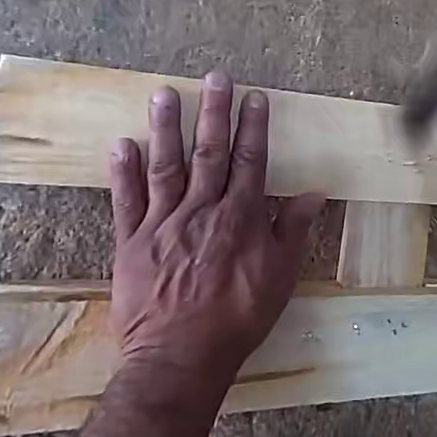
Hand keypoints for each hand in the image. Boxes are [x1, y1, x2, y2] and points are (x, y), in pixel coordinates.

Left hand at [106, 71, 324, 382]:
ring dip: (166, 128)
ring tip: (164, 94)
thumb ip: (294, 229)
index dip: (253, 127)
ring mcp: (163, 224)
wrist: (180, 358)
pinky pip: (126, 201)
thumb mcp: (280, 275)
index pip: (250, 160)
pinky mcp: (131, 243)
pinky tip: (122, 145)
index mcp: (240, 216)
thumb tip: (315, 193)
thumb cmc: (238, 316)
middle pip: (209, 152)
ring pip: (167, 166)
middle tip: (214, 77)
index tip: (254, 97)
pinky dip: (124, 172)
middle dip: (213, 112)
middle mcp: (202, 210)